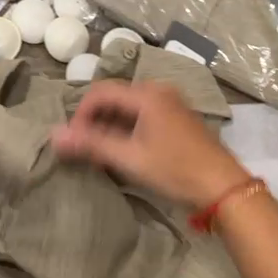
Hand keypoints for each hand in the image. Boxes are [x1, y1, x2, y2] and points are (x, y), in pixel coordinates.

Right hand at [51, 81, 249, 207]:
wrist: (223, 187)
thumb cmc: (175, 170)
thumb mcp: (129, 159)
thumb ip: (91, 144)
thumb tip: (54, 135)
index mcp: (146, 94)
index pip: (100, 92)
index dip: (80, 114)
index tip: (73, 140)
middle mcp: (158, 91)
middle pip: (114, 97)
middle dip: (94, 120)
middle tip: (83, 148)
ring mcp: (171, 103)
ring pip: (128, 107)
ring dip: (110, 126)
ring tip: (101, 152)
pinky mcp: (177, 117)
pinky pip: (142, 114)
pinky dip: (127, 128)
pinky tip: (124, 151)